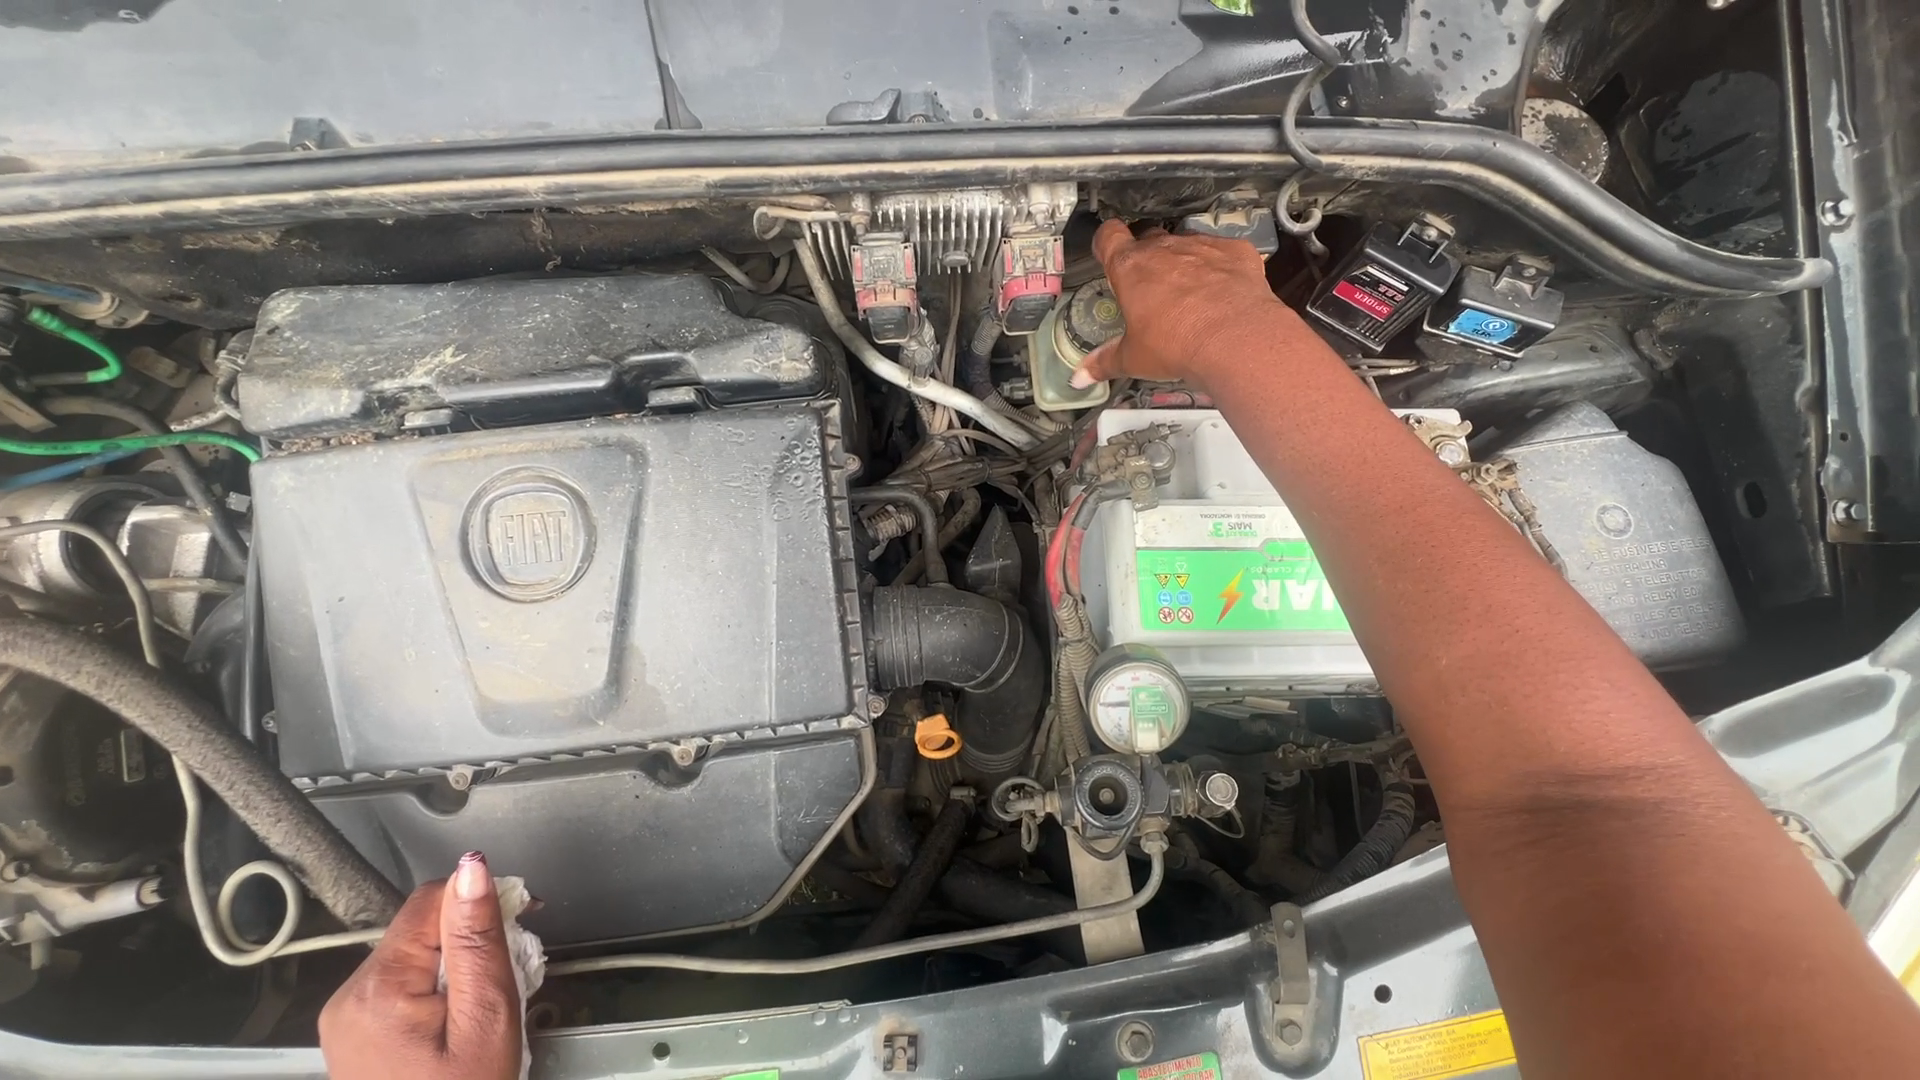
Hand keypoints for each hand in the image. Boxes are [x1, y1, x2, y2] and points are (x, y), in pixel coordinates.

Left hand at [320, 853, 521, 1079]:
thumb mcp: (487, 1016)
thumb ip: (478, 938)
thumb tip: (473, 867)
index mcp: (379, 987)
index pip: (433, 899)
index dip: (481, 901)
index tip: (518, 926)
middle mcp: (350, 993)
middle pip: (423, 923)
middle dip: (471, 934)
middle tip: (507, 973)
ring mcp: (346, 1014)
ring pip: (416, 948)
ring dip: (458, 958)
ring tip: (484, 1001)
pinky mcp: (354, 1028)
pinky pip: (405, 977)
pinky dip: (440, 981)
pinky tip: (459, 1014)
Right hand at [1070, 218, 1311, 390]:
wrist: (1234, 338)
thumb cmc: (1174, 345)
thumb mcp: (1133, 359)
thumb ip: (1104, 363)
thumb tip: (1077, 378)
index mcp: (1130, 268)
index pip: (1108, 236)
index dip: (1106, 242)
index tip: (1107, 254)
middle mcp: (1164, 248)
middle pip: (1148, 239)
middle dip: (1146, 258)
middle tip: (1149, 287)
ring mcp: (1201, 245)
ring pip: (1185, 244)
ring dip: (1182, 262)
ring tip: (1188, 293)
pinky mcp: (1235, 250)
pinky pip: (1221, 252)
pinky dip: (1218, 267)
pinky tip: (1222, 292)